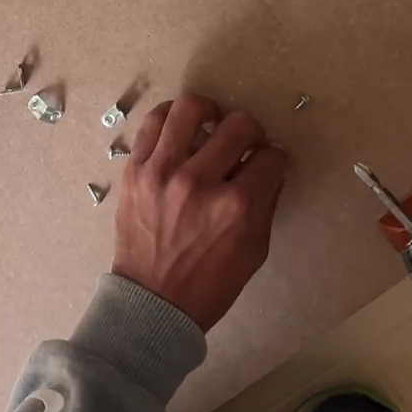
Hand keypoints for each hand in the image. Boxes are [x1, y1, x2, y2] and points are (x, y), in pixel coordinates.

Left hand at [110, 95, 289, 330]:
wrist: (153, 302)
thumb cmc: (209, 282)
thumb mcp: (255, 249)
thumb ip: (267, 201)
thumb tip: (274, 164)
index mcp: (235, 206)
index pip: (271, 157)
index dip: (275, 158)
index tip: (269, 163)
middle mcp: (199, 181)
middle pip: (239, 125)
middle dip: (251, 131)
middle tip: (244, 144)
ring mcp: (162, 171)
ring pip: (191, 108)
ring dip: (209, 110)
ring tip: (211, 122)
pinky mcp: (135, 168)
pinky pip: (153, 122)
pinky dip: (172, 117)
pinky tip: (182, 128)